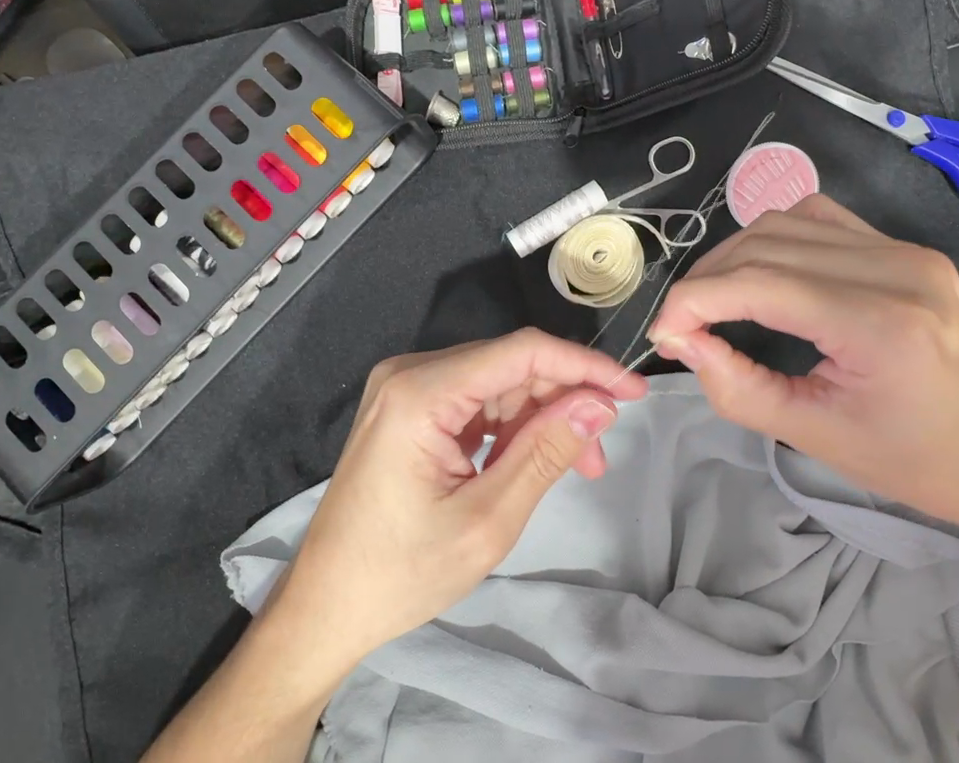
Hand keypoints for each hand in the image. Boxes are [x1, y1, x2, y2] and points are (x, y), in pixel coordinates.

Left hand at [263, 328, 644, 674]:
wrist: (325, 606)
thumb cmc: (402, 573)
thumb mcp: (487, 519)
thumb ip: (545, 453)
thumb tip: (601, 406)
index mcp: (420, 393)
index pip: (521, 351)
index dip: (584, 366)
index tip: (633, 393)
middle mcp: (409, 374)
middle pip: (509, 364)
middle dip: (564, 401)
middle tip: (601, 455)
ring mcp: (404, 391)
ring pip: (496, 383)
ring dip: (541, 418)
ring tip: (578, 467)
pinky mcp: (406, 411)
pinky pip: (474, 402)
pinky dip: (511, 428)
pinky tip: (533, 460)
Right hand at [647, 195, 958, 554]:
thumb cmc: (920, 465)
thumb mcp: (817, 437)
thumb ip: (736, 386)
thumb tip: (680, 340)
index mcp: (879, 322)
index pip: (759, 282)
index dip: (694, 300)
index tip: (662, 333)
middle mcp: (897, 268)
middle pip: (769, 243)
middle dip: (709, 279)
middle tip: (683, 325)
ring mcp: (909, 252)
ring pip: (793, 220)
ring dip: (740, 255)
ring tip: (716, 301)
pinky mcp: (911, 252)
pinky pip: (827, 220)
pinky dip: (781, 240)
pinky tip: (767, 275)